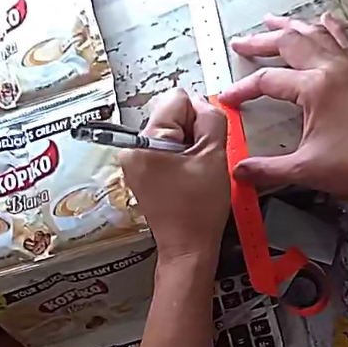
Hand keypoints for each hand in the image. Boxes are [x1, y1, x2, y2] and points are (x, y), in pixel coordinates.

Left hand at [121, 88, 229, 265]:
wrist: (188, 247)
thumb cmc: (199, 210)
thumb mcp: (214, 156)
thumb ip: (211, 118)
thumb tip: (203, 103)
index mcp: (145, 141)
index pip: (176, 99)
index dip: (199, 116)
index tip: (205, 141)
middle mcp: (132, 148)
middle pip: (171, 115)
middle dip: (192, 132)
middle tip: (202, 161)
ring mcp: (135, 162)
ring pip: (170, 133)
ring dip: (188, 147)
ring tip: (195, 173)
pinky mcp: (142, 173)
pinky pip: (165, 150)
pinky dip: (181, 159)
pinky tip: (189, 178)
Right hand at [215, 14, 347, 199]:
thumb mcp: (304, 169)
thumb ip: (267, 169)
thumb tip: (238, 172)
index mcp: (314, 88)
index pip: (268, 81)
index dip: (243, 88)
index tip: (228, 98)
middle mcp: (332, 69)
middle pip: (290, 44)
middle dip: (261, 42)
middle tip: (241, 43)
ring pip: (316, 34)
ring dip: (292, 27)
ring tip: (273, 21)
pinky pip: (344, 40)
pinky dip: (329, 28)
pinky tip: (323, 20)